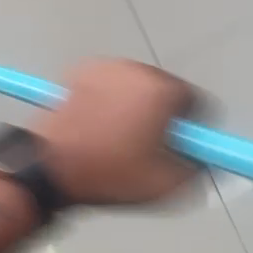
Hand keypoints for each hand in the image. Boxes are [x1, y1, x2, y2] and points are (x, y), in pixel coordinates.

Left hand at [34, 60, 197, 205]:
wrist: (46, 166)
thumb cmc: (107, 174)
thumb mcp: (164, 184)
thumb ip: (198, 168)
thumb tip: (206, 157)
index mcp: (162, 90)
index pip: (198, 104)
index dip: (191, 129)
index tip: (179, 149)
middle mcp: (136, 69)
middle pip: (165, 91)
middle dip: (161, 115)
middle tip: (146, 146)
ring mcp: (104, 68)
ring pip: (135, 87)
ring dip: (134, 106)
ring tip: (117, 138)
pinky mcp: (79, 73)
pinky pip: (108, 86)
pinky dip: (108, 100)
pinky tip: (97, 126)